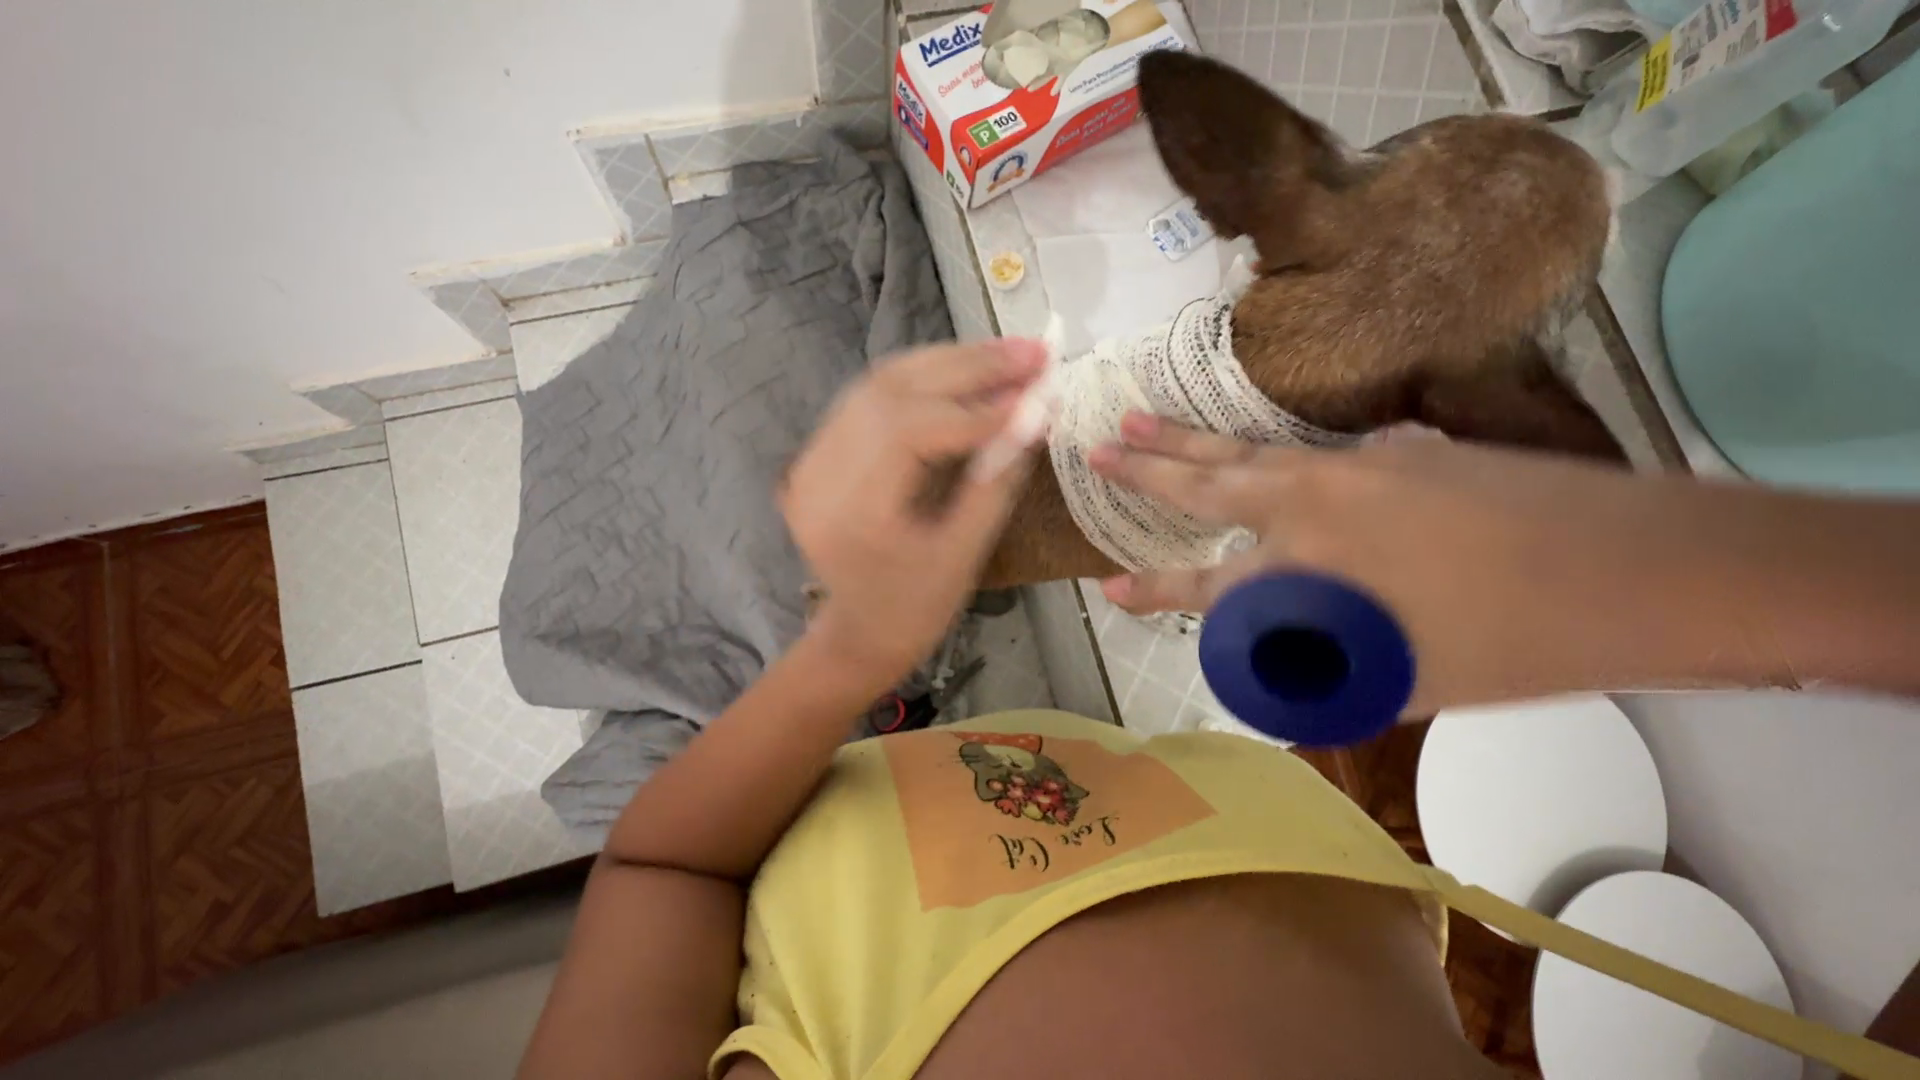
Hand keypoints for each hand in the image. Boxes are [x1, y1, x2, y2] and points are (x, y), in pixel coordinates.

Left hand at [781, 339, 1047, 691]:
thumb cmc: (917, 608)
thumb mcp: (964, 556)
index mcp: (850, 513)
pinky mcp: (820, 450)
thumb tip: (1035, 416)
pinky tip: (967, 368)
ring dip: (949, 362)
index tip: (1036, 394)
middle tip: (1034, 352)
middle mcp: (819, 474)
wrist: (861, 631)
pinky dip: (923, 377)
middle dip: (968, 367)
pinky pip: (872, 396)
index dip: (977, 409)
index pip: (910, 433)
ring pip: (880, 383)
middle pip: (891, 393)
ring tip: (1010, 353)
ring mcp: (812, 458)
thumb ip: (995, 483)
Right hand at [1088, 413, 1786, 714]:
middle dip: (1146, 464)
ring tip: (1146, 419)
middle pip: (1206, 480)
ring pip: (1250, 449)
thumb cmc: (1505, 647)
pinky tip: (1279, 461)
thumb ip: (1317, 660)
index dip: (1148, 587)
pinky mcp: (1399, 449)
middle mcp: (1309, 506)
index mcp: (1299, 572)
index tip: (1104, 585)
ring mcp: (1353, 465)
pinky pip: (1319, 453)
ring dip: (1193, 439)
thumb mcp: (1395, 681)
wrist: (1628, 569)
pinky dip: (1282, 456)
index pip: (1199, 582)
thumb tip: (1269, 644)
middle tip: (1100, 443)